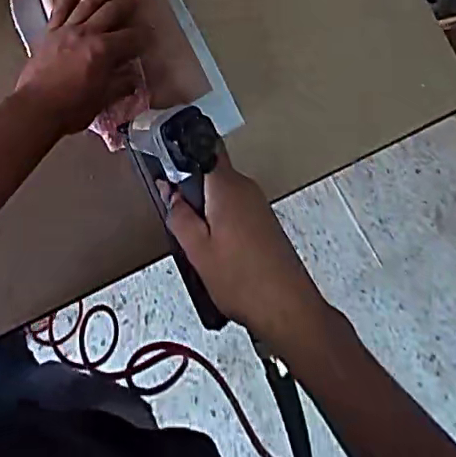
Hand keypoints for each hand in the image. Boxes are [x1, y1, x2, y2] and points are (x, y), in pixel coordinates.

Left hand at [13, 0, 145, 135]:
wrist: (35, 109)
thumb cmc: (72, 107)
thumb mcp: (103, 99)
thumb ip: (121, 84)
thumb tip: (134, 77)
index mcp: (105, 50)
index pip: (131, 37)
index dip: (143, 34)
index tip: (151, 31)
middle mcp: (88, 33)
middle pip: (111, 12)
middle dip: (126, 3)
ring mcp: (67, 30)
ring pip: (88, 4)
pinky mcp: (50, 32)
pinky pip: (61, 8)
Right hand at [163, 164, 331, 346]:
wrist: (285, 306)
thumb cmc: (246, 281)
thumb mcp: (197, 250)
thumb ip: (179, 216)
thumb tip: (170, 195)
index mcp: (227, 187)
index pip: (205, 150)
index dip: (184, 159)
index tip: (170, 179)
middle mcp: (245, 188)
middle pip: (211, 176)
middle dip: (193, 196)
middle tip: (182, 224)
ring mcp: (257, 204)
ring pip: (221, 196)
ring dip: (207, 214)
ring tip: (202, 247)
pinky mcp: (263, 220)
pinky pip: (235, 211)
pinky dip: (222, 226)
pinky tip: (220, 254)